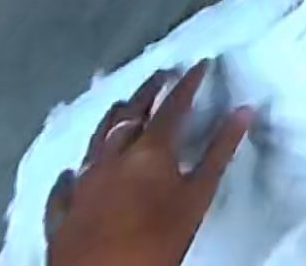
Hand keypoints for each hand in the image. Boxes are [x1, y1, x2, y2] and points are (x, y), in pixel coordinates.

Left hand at [47, 62, 254, 265]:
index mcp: (150, 150)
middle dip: (148, 91)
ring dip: (114, 118)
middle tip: (162, 75)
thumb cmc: (158, 242)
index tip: (201, 64)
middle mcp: (114, 157)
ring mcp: (83, 185)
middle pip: (131, 113)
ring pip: (97, 139)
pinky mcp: (61, 215)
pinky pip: (64, 186)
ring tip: (124, 105)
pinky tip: (73, 170)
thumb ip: (220, 151)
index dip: (189, 82)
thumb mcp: (199, 196)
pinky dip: (73, 172)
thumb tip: (244, 110)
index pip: (174, 105)